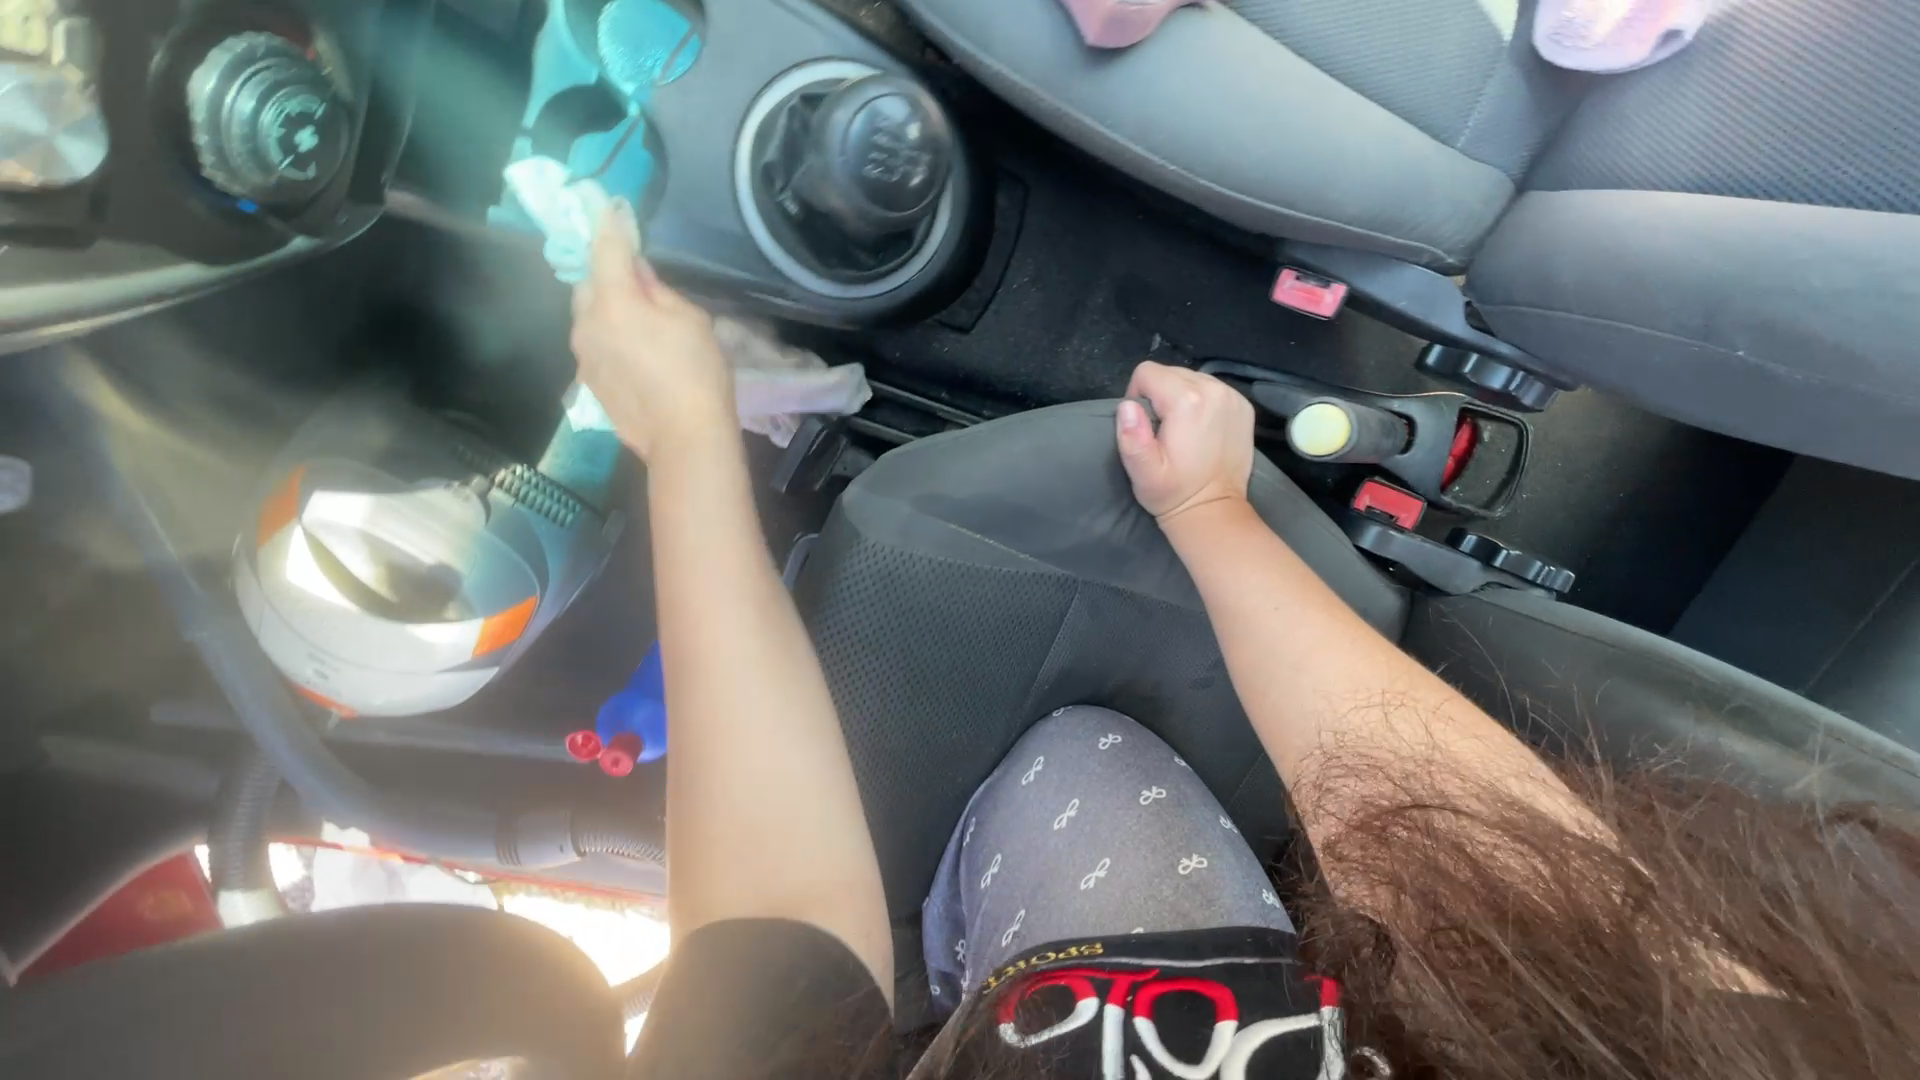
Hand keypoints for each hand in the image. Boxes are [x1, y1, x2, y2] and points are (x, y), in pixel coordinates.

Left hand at [570, 200, 734, 461]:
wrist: (685, 436)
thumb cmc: (698, 373)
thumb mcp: (692, 321)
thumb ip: (660, 292)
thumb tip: (640, 276)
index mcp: (614, 302)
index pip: (606, 250)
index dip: (611, 226)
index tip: (612, 207)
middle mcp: (587, 324)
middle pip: (587, 285)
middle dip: (606, 278)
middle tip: (636, 285)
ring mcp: (584, 357)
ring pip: (588, 319)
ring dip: (607, 313)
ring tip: (639, 327)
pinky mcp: (589, 383)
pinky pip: (595, 348)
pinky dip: (610, 342)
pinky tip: (637, 358)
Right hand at [1114, 361, 1255, 522]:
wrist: (1214, 510)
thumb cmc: (1174, 493)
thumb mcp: (1143, 473)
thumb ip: (1132, 437)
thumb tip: (1127, 406)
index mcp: (1186, 401)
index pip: (1146, 372)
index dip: (1137, 396)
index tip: (1145, 425)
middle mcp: (1213, 390)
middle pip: (1170, 372)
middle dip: (1160, 396)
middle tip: (1163, 431)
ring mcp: (1233, 397)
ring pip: (1191, 378)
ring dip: (1181, 397)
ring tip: (1182, 430)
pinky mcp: (1243, 406)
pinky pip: (1212, 389)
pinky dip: (1202, 402)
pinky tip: (1201, 429)